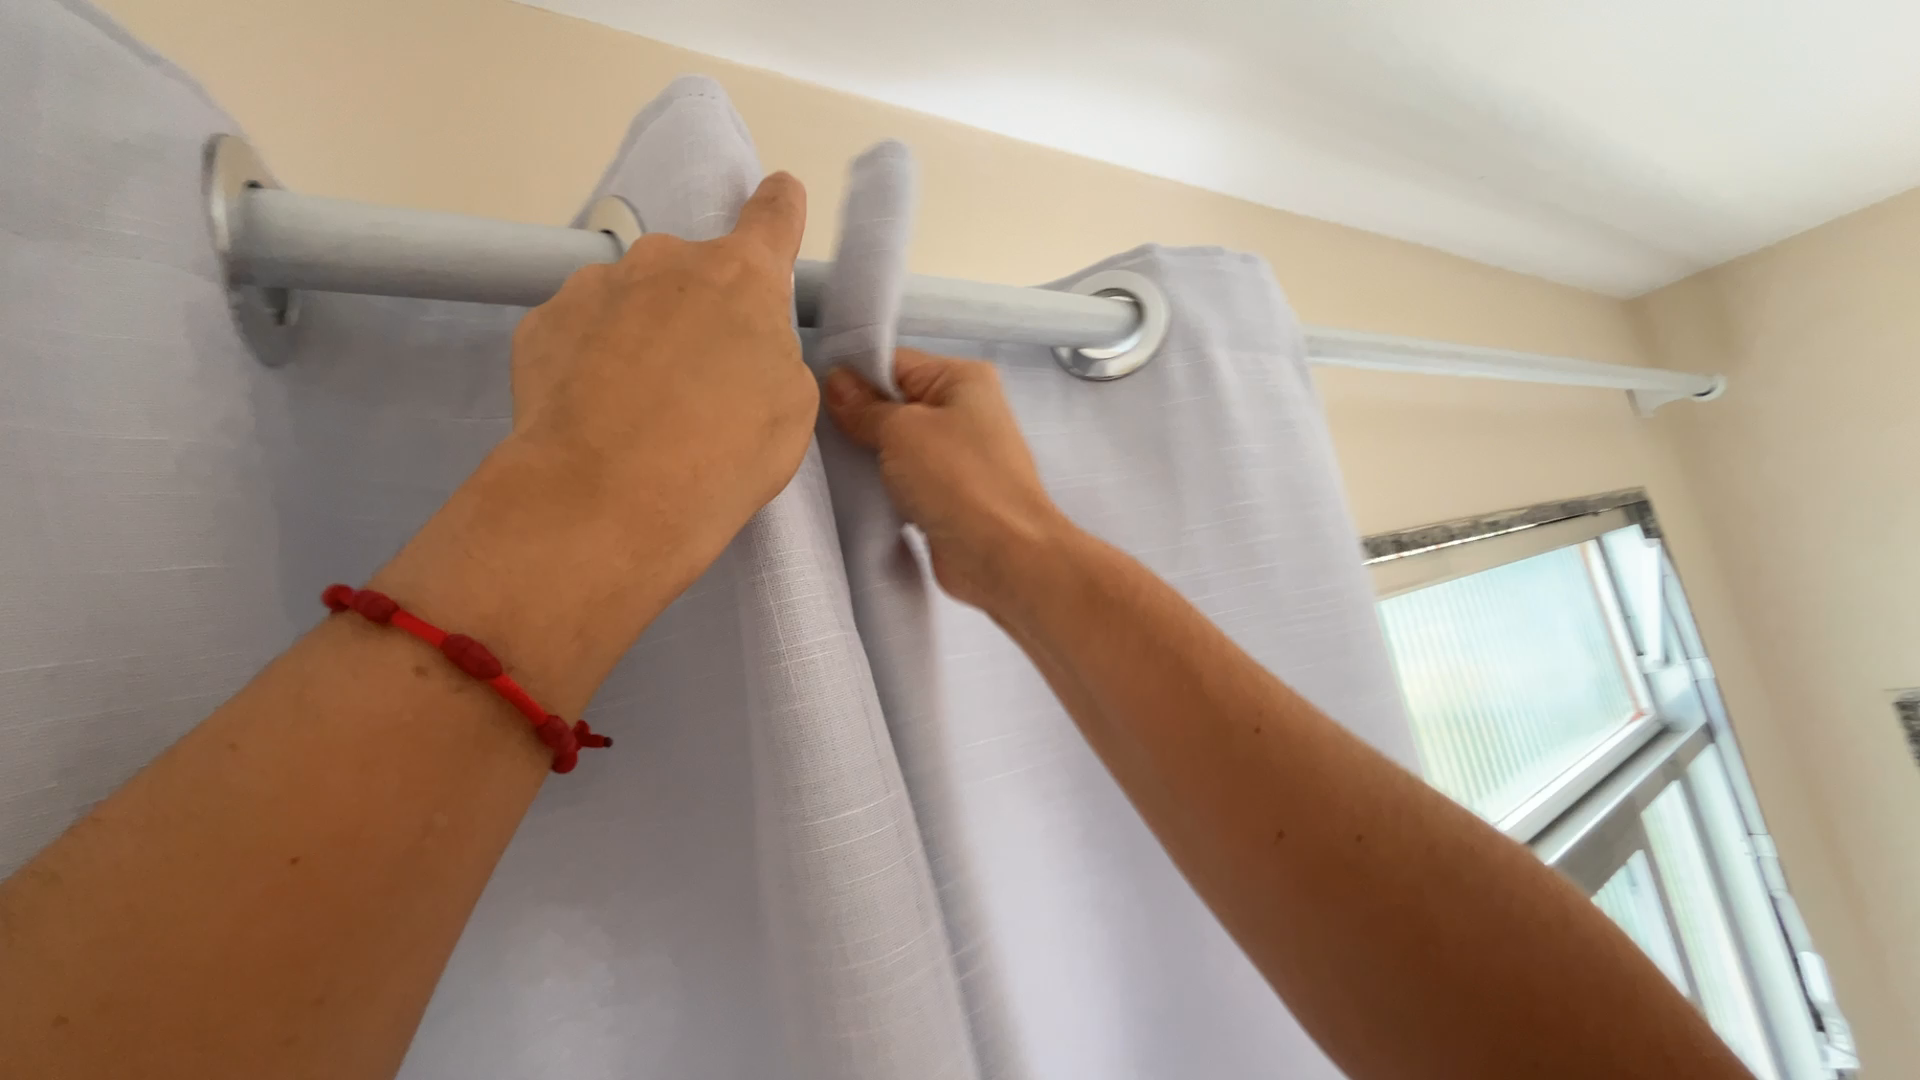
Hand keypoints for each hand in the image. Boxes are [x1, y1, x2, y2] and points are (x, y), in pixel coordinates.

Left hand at [368, 174, 814, 696]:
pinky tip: (597, 414)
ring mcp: (595, 287)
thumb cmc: (727, 452)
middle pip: (694, 272)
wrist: (610, 500)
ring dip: (644, 336)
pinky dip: (594, 362)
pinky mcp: (540, 324)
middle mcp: (666, 262)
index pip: (773, 218)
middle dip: (701, 310)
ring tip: (640, 410)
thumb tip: (737, 345)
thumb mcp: (791, 405)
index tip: (779, 196)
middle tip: (699, 381)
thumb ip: (772, 353)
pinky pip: (582, 333)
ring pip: (634, 302)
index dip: (781, 208)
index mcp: (741, 277)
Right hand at [823, 348, 1069, 609]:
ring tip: (826, 464)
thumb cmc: (958, 480)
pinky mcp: (948, 496)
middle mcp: (964, 411)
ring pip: (896, 446)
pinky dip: (882, 487)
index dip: (852, 378)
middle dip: (856, 419)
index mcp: (962, 378)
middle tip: (812, 433)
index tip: (811, 397)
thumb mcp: (902, 430)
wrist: (1005, 557)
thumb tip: (835, 381)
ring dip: (867, 457)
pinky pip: (904, 480)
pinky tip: (851, 493)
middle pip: (895, 404)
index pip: (894, 362)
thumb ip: (864, 406)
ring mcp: (957, 457)